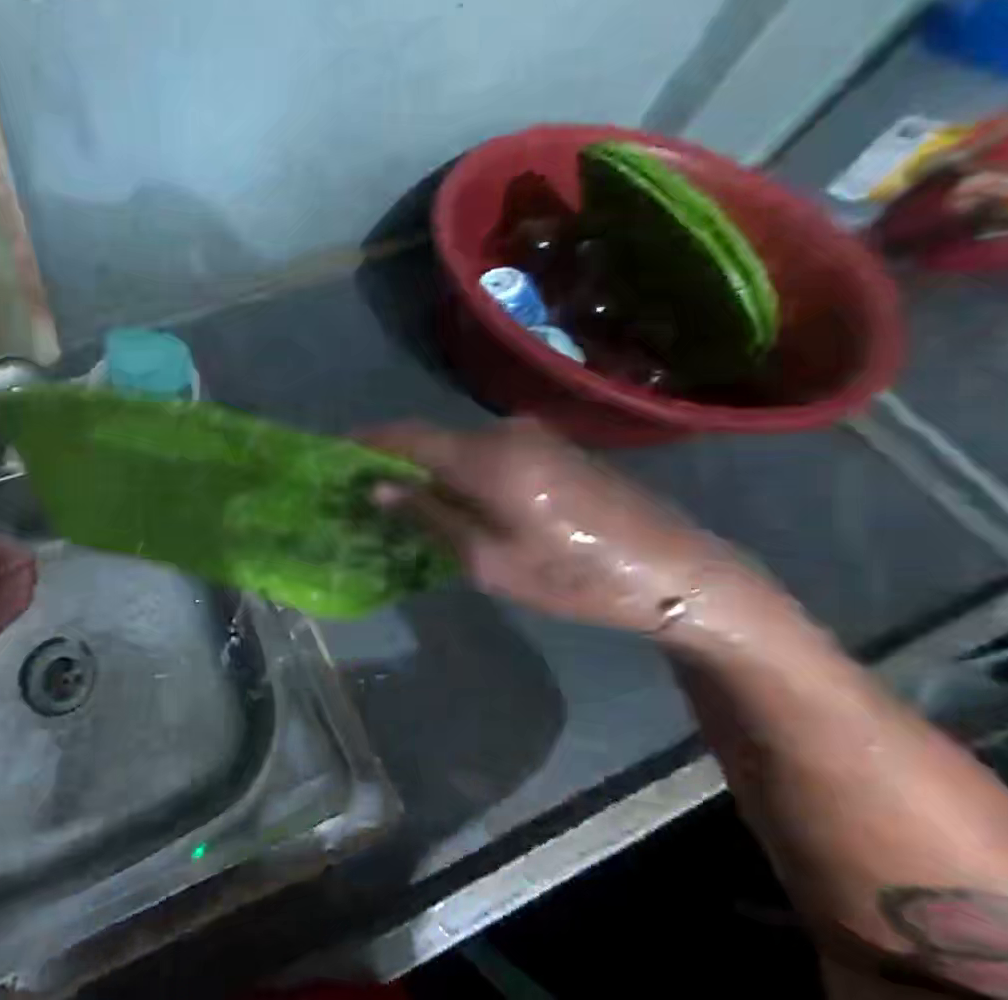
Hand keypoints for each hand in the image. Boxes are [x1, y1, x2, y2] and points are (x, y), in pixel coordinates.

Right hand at [362, 418, 795, 640]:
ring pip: (460, 447)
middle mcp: (504, 432)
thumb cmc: (571, 576)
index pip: (406, 436)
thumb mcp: (487, 560)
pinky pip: (489, 452)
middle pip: (432, 439)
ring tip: (408, 504)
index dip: (367, 443)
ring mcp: (534, 436)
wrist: (673, 572)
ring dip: (431, 469)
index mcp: (485, 456)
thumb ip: (429, 516)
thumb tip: (379, 487)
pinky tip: (459, 502)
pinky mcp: (553, 448)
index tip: (334, 454)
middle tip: (367, 492)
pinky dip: (462, 471)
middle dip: (395, 461)